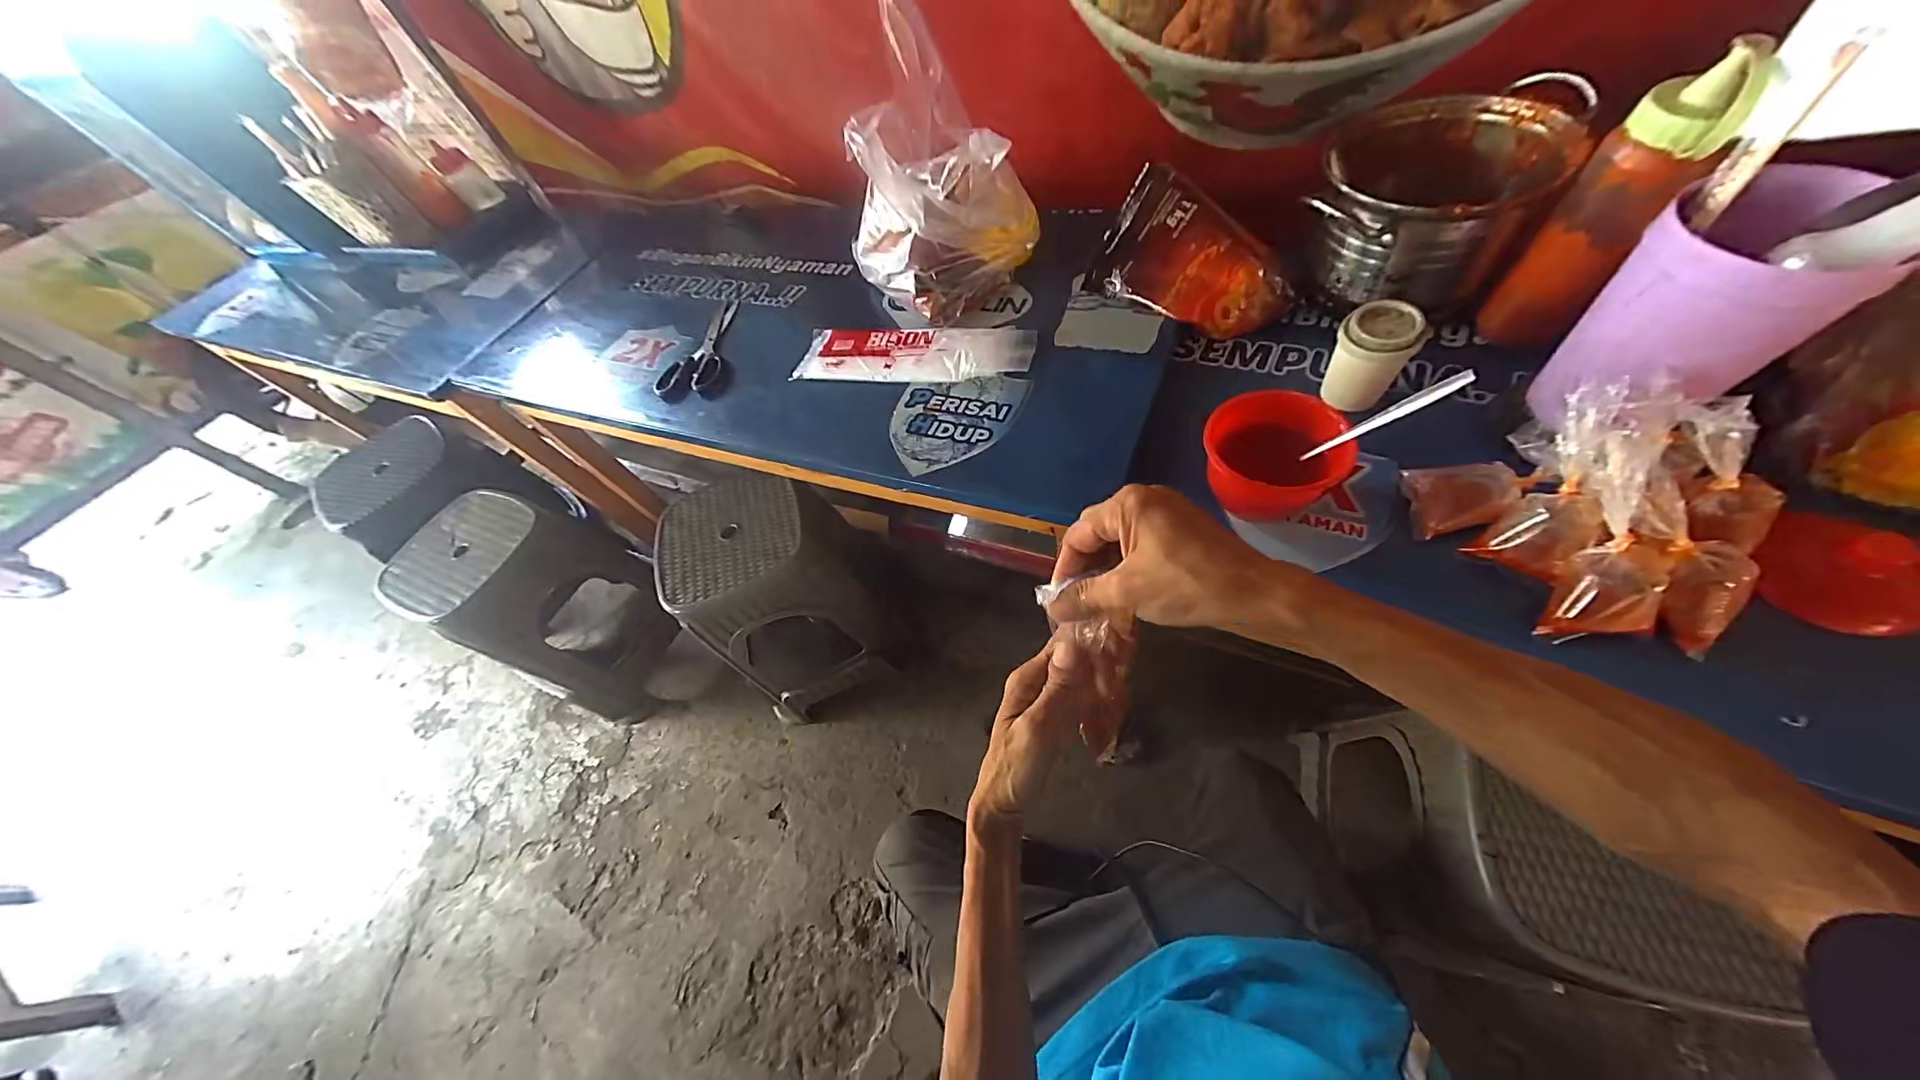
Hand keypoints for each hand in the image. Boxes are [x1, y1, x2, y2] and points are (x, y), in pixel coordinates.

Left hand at [968, 640, 1113, 834]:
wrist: (1003, 805)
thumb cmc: (1016, 768)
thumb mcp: (1038, 728)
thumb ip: (1056, 688)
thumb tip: (1073, 646)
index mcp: (1027, 678)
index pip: (1065, 645)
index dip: (1092, 651)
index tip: (1114, 667)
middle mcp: (1038, 682)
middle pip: (1079, 661)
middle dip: (1102, 674)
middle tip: (1115, 697)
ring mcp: (1049, 699)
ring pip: (1085, 682)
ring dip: (1104, 693)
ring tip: (1113, 713)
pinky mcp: (1058, 717)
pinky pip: (1084, 702)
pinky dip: (1098, 709)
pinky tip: (1107, 724)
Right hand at [1046, 485, 1306, 632]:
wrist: (1254, 591)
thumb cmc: (1186, 585)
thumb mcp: (1127, 592)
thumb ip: (1085, 595)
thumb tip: (1054, 605)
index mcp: (1127, 504)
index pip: (1078, 533)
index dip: (1064, 568)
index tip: (1058, 598)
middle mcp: (1145, 498)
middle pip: (1098, 533)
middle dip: (1085, 568)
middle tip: (1077, 601)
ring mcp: (1167, 510)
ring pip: (1121, 540)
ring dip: (1107, 569)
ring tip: (1099, 601)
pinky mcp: (1183, 527)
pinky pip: (1143, 543)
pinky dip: (1129, 565)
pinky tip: (1127, 591)